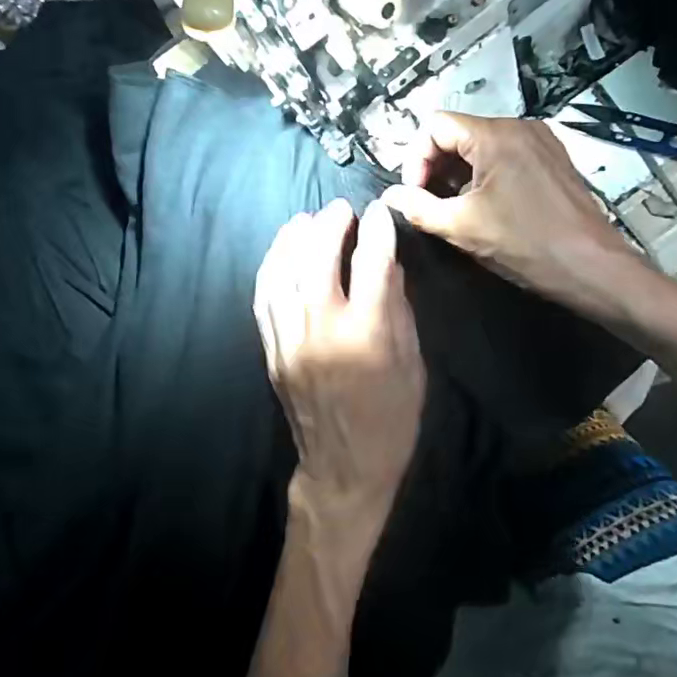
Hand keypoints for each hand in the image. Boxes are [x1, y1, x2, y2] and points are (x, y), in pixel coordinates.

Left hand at [254, 199, 425, 539]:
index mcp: (368, 336)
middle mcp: (323, 331)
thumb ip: (397, 308)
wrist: (343, 467)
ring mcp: (290, 340)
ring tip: (307, 219)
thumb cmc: (391, 418)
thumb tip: (386, 260)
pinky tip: (282, 251)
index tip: (378, 212)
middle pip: (318, 259)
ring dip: (294, 239)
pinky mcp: (271, 350)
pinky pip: (264, 297)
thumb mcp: (412, 363)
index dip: (376, 231)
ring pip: (284, 273)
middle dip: (330, 225)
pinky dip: (272, 266)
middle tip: (341, 209)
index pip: (371, 265)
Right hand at [379, 113, 649, 320]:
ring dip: (456, 174)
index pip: (434, 126)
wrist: (594, 267)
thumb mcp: (461, 227)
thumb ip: (417, 207)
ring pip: (479, 146)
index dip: (415, 159)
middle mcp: (519, 127)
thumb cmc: (526, 245)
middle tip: (427, 204)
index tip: (414, 194)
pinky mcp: (550, 160)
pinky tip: (481, 207)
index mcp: (495, 135)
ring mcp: (539, 142)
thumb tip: (390, 196)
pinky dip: (482, 176)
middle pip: (457, 133)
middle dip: (434, 167)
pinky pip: (503, 156)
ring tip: (451, 209)